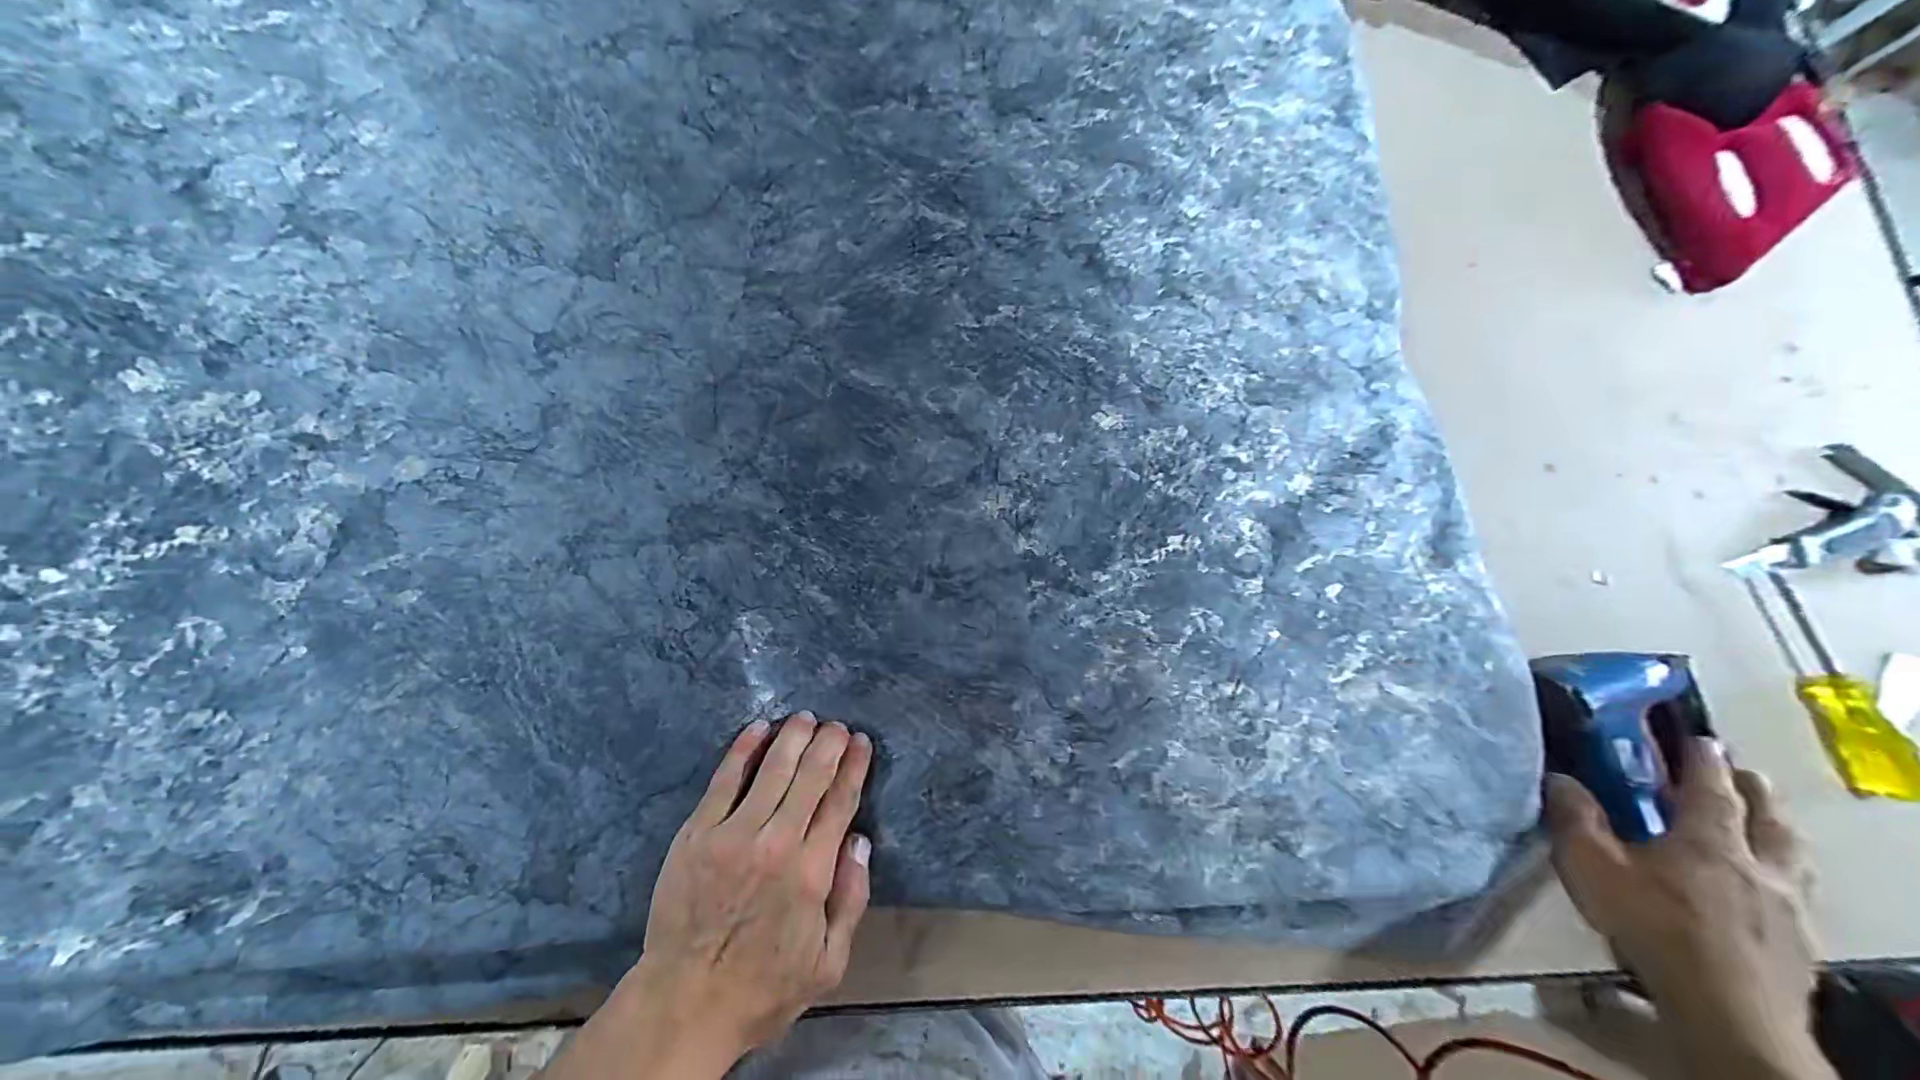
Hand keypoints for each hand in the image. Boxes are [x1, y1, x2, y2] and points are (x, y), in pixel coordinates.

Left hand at [540, 712, 873, 1079]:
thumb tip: (860, 840)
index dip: (854, 766)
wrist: (684, 1002)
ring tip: (805, 718)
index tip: (861, 742)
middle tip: (837, 725)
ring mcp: (733, 834)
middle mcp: (776, 843)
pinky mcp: (697, 834)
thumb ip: (852, 899)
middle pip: (811, 776)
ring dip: (792, 738)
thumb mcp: (828, 962)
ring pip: (771, 769)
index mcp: (812, 872)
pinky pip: (724, 780)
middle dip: (829, 743)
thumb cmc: (763, 987)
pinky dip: (743, 749)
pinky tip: (758, 728)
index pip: (840, 802)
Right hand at [1546, 737, 1833, 1079]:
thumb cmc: (1654, 927)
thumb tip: (1560, 778)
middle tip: (1741, 774)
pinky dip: (1784, 875)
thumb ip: (1576, 820)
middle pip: (1770, 817)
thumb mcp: (1593, 868)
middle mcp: (1760, 864)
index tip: (1701, 737)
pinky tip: (1768, 888)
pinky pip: (1798, 893)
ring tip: (1765, 824)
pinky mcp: (1801, 942)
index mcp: (1710, 841)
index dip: (1703, 759)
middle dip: (1755, 791)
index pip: (1710, 787)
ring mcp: (1790, 906)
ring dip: (1780, 831)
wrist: (1729, 1011)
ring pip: (1794, 855)